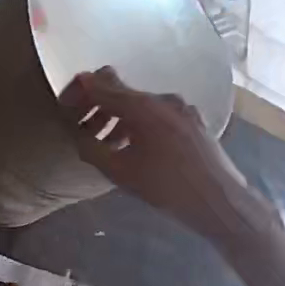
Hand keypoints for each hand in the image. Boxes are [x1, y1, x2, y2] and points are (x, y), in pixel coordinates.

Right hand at [59, 66, 248, 237]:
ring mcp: (180, 108)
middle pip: (118, 89)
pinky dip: (136, 122)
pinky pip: (156, 113)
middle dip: (94, 104)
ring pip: (138, 102)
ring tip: (104, 142)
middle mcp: (162, 99)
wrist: (220, 202)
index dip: (76, 91)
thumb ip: (91, 148)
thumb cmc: (166, 188)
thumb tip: (77, 135)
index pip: (98, 84)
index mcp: (141, 106)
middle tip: (79, 126)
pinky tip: (132, 146)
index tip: (64, 108)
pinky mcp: (191, 120)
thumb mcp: (119, 172)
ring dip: (115, 115)